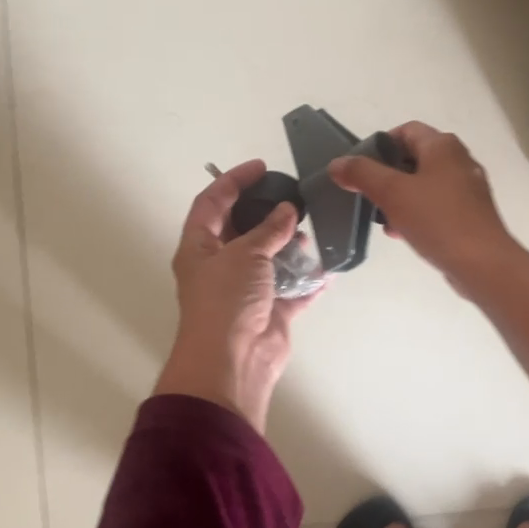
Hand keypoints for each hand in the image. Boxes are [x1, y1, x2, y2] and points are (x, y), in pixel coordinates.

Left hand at [156, 159, 318, 431]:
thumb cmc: (226, 300)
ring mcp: (247, 290)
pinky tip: (328, 268)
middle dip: (267, 214)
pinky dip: (310, 280)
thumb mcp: (245, 254)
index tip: (261, 168)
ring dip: (291, 246)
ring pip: (271, 259)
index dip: (233, 182)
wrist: (233, 360)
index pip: (212, 203)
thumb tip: (288, 211)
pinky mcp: (271, 312)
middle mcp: (221, 266)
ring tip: (311, 233)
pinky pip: (293, 289)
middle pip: (243, 230)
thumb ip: (268, 229)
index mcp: (200, 248)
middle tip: (293, 199)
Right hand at [329, 122, 521, 293]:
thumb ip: (362, 174)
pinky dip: (419, 214)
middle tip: (370, 197)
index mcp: (443, 146)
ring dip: (401, 200)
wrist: (483, 263)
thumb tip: (338, 164)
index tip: (361, 169)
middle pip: (415, 159)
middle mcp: (460, 160)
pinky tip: (405, 234)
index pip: (406, 130)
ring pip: (425, 186)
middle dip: (388, 178)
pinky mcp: (471, 214)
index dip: (380, 145)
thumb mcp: (392, 193)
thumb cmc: (437, 220)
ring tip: (385, 221)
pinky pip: (438, 207)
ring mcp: (469, 188)